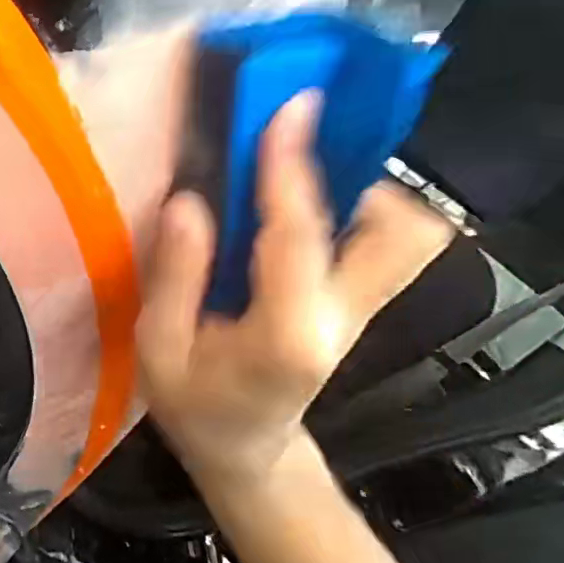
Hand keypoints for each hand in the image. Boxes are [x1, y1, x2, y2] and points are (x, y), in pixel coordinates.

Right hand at [137, 91, 452, 482]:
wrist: (248, 452)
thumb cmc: (195, 406)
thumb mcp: (159, 351)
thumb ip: (175, 278)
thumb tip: (188, 202)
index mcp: (286, 334)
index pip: (297, 238)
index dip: (292, 170)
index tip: (291, 110)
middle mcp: (340, 318)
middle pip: (398, 235)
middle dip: (358, 173)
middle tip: (299, 134)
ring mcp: (359, 313)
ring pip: (403, 236)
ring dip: (362, 186)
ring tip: (298, 159)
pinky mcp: (358, 305)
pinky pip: (381, 243)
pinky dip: (357, 205)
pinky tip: (301, 193)